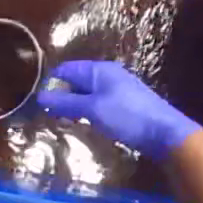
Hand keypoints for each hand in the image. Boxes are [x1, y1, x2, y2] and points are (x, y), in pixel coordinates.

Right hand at [37, 60, 201, 156]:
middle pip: (76, 80)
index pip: (66, 69)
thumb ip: (66, 102)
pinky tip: (83, 123)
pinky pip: (96, 102)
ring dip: (73, 105)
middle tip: (47, 115)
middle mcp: (108, 75)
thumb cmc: (126, 117)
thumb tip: (40, 96)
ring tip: (61, 120)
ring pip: (86, 93)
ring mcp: (116, 89)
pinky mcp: (122, 104)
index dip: (51, 83)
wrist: (163, 133)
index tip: (38, 103)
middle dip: (61, 95)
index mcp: (100, 70)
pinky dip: (86, 111)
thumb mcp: (92, 109)